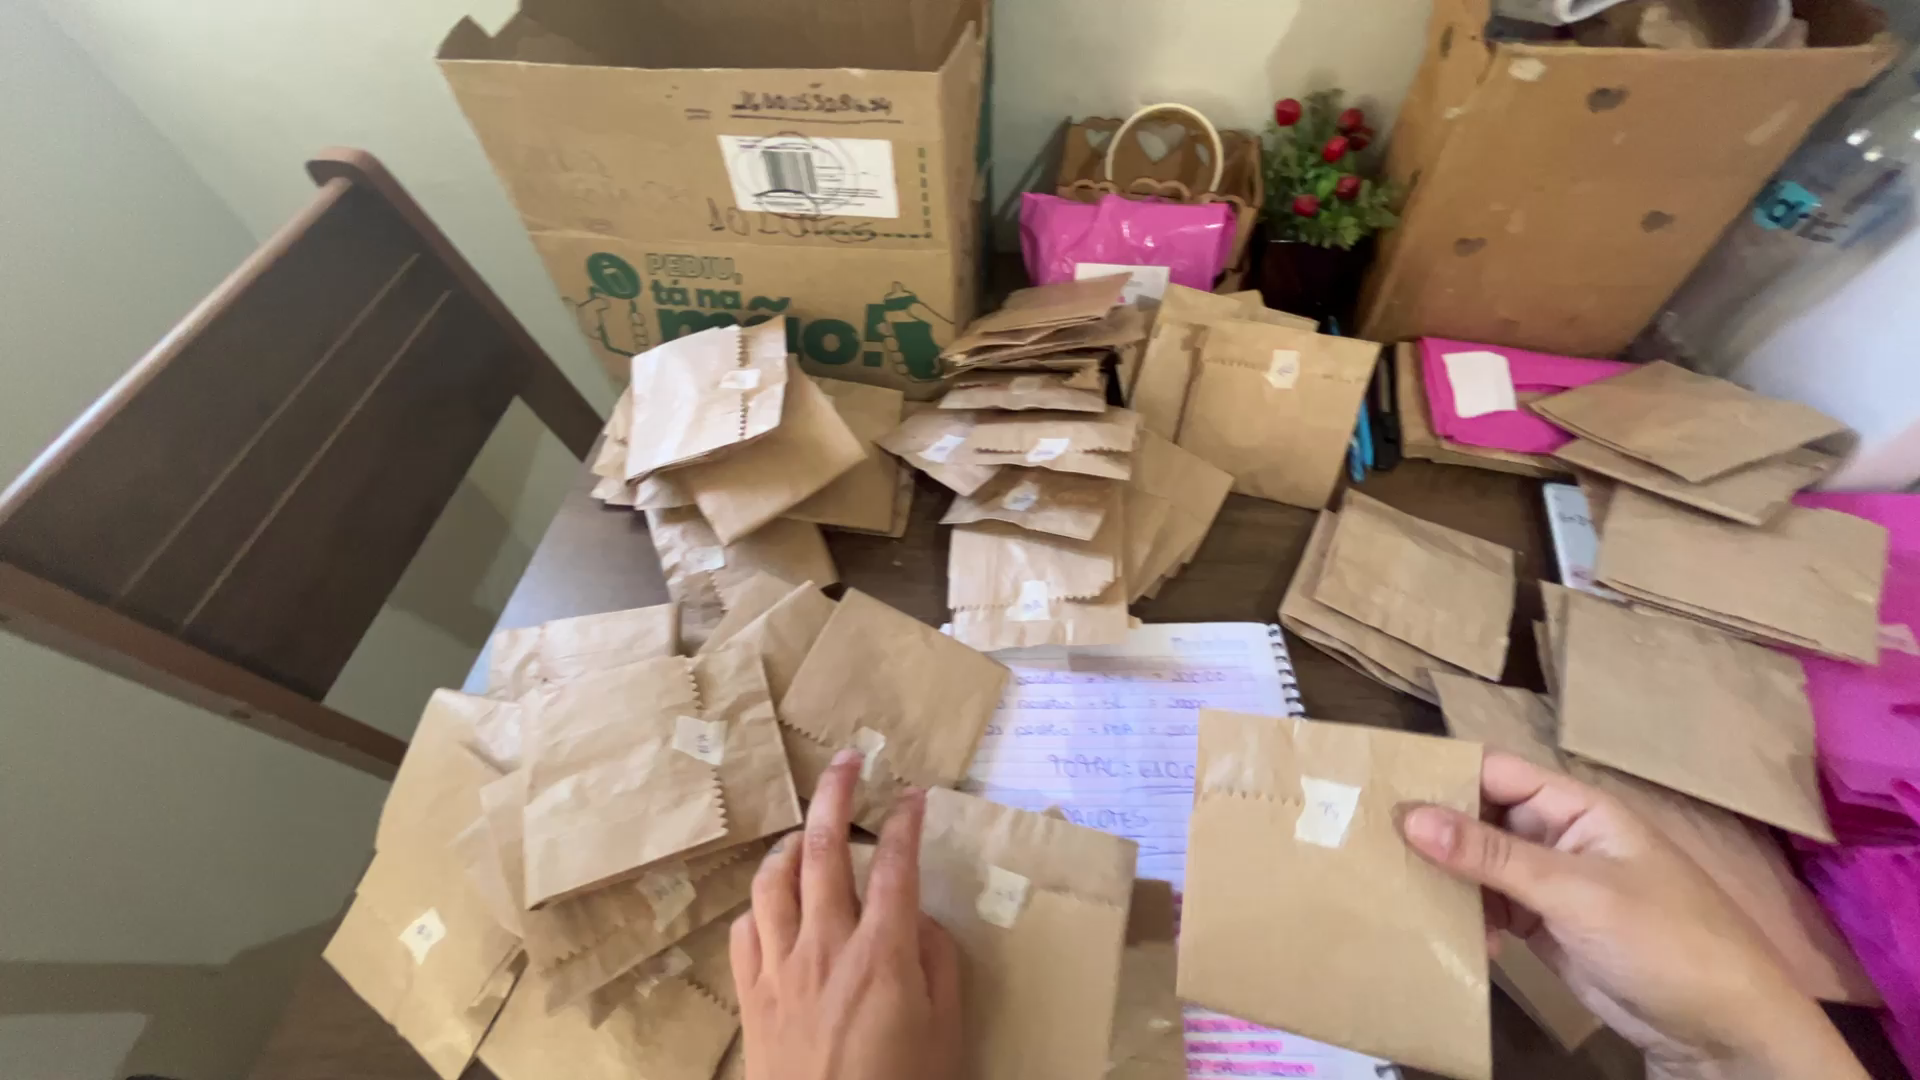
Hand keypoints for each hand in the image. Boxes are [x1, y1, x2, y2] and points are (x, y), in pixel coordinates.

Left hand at [732, 749, 961, 1079]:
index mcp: (882, 954)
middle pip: (825, 850)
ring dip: (792, 844)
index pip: (896, 864)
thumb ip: (935, 959)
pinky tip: (776, 907)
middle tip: (846, 759)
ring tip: (809, 834)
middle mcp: (826, 947)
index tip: (912, 792)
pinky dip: (760, 905)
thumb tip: (914, 913)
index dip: (905, 819)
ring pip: (773, 881)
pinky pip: (744, 930)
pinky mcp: (751, 998)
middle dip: (836, 793)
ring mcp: (780, 970)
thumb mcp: (945, 1030)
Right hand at [1400, 752, 1864, 1079]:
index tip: (1379, 780)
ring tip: (1395, 881)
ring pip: (1473, 860)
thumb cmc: (1667, 941)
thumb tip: (1406, 817)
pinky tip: (1446, 929)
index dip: (1438, 771)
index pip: (1491, 770)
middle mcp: (1551, 834)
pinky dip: (1462, 912)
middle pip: (1474, 814)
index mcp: (1571, 807)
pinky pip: (1484, 902)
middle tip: (1369, 834)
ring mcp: (1544, 880)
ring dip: (1441, 873)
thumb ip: (1489, 854)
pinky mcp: (1538, 921)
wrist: (1730, 1040)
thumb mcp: (1575, 891)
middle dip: (1429, 826)